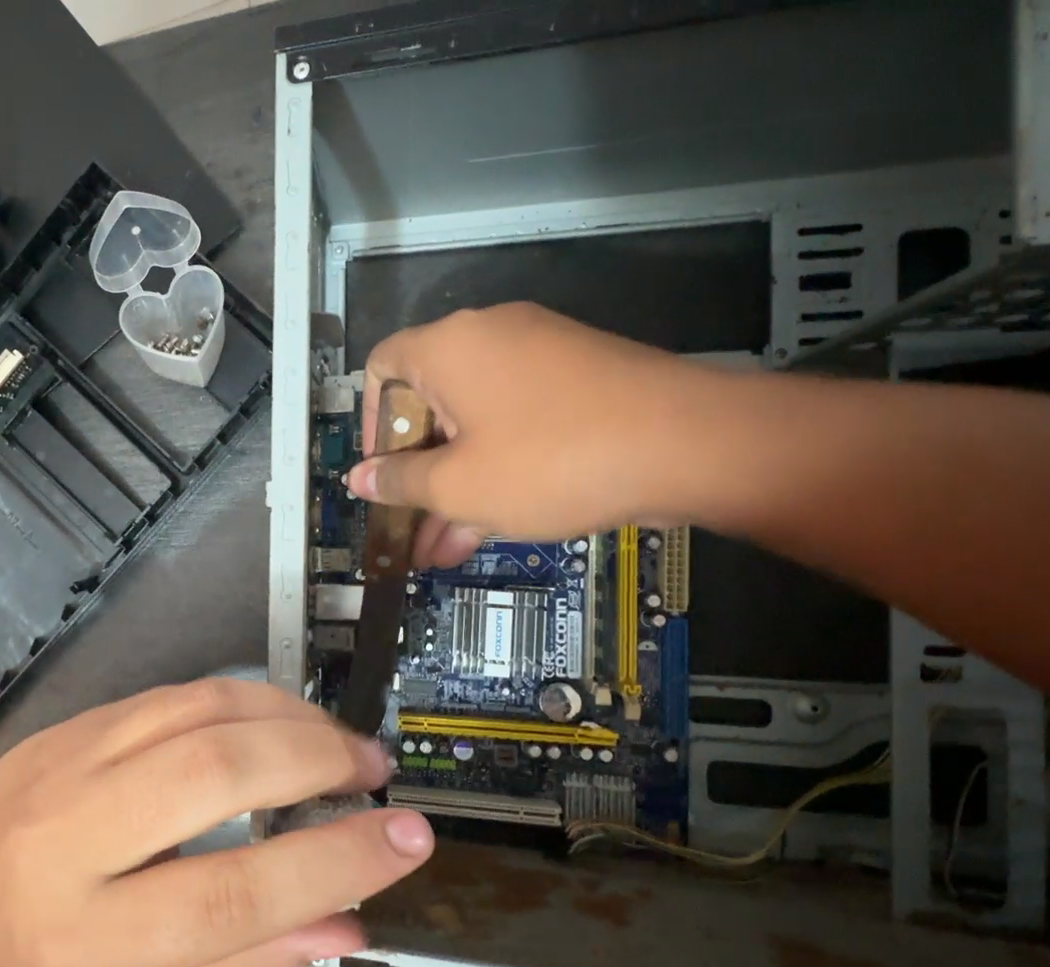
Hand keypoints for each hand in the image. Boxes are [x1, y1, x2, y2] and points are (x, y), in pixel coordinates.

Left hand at [0, 679, 433, 966]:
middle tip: (374, 774)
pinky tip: (286, 718)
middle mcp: (74, 834)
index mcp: (86, 935)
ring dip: (289, 718)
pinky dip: (249, 697)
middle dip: (313, 761)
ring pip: (197, 713)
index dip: (331, 864)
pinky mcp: (80, 719)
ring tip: (342, 745)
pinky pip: (178, 692)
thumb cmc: (49, 954)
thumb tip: (342, 925)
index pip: (226, 894)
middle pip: (210, 775)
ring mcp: (72, 760)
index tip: (407, 840)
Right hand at [345, 303, 722, 564]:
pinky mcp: (579, 377)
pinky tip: (496, 522)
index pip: (380, 370)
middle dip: (418, 471)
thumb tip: (360, 478)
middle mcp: (489, 336)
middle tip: (413, 524)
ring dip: (458, 481)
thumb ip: (400, 483)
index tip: (379, 474)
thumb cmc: (553, 461)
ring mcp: (540, 353)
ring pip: (476, 421)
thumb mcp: (460, 486)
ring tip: (448, 547)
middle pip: (429, 402)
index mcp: (447, 347)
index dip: (368, 425)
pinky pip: (517, 420)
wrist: (690, 443)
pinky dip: (500, 464)